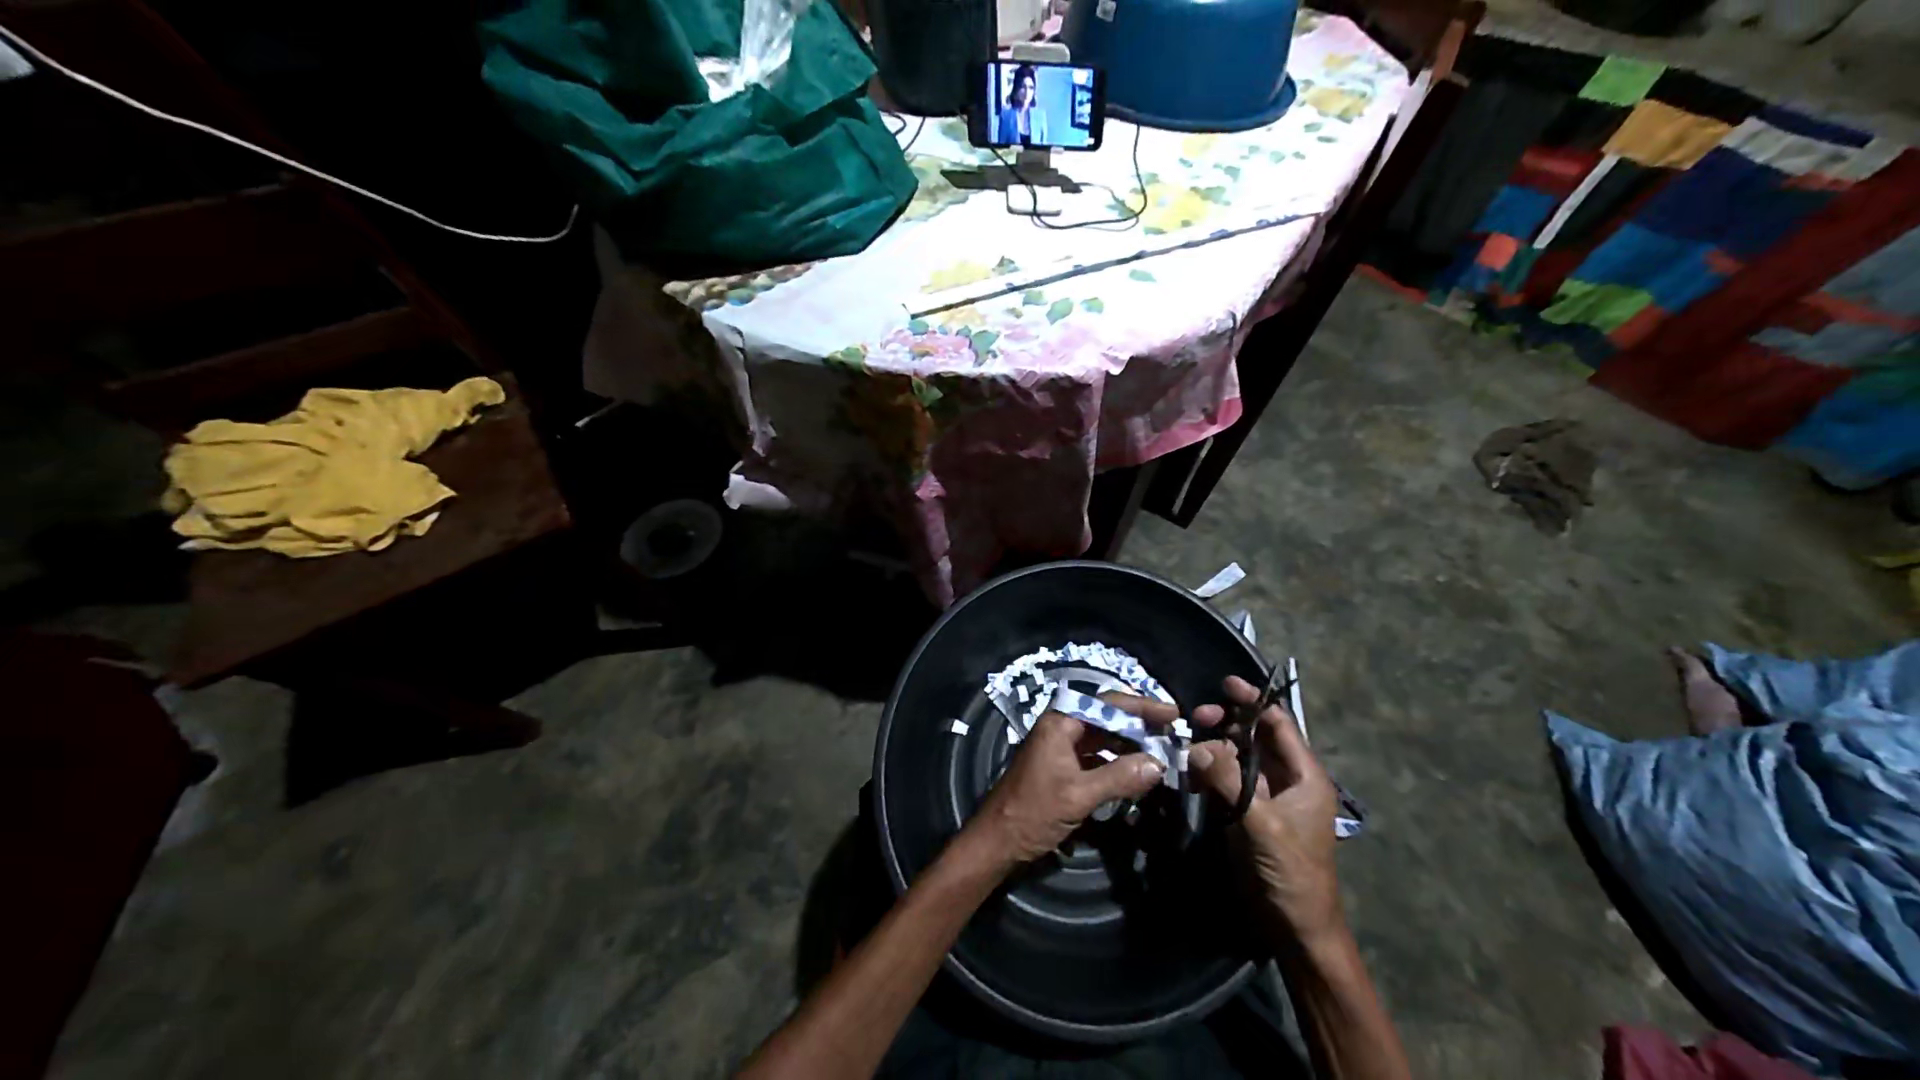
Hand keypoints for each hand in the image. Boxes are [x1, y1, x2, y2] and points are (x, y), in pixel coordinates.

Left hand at [960, 696, 1168, 870]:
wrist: (997, 841)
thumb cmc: (1033, 812)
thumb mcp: (1079, 795)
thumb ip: (1119, 777)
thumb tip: (1159, 764)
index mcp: (1060, 724)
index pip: (1107, 704)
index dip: (1141, 707)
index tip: (1173, 713)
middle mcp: (1060, 730)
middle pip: (1106, 718)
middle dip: (1139, 725)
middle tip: (1172, 733)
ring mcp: (1060, 749)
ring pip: (1102, 739)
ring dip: (1130, 744)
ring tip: (1161, 752)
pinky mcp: (1062, 770)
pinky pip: (1096, 757)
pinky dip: (1117, 762)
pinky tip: (1137, 772)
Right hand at [1189, 676, 1343, 949]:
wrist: (1296, 925)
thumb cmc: (1293, 872)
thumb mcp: (1263, 825)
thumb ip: (1231, 783)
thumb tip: (1198, 746)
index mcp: (1305, 776)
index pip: (1280, 725)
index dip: (1255, 701)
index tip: (1226, 684)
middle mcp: (1287, 780)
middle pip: (1255, 737)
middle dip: (1227, 724)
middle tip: (1196, 718)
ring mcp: (1266, 797)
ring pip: (1237, 757)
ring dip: (1214, 748)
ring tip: (1189, 750)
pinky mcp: (1248, 813)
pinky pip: (1226, 781)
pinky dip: (1209, 772)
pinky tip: (1191, 774)